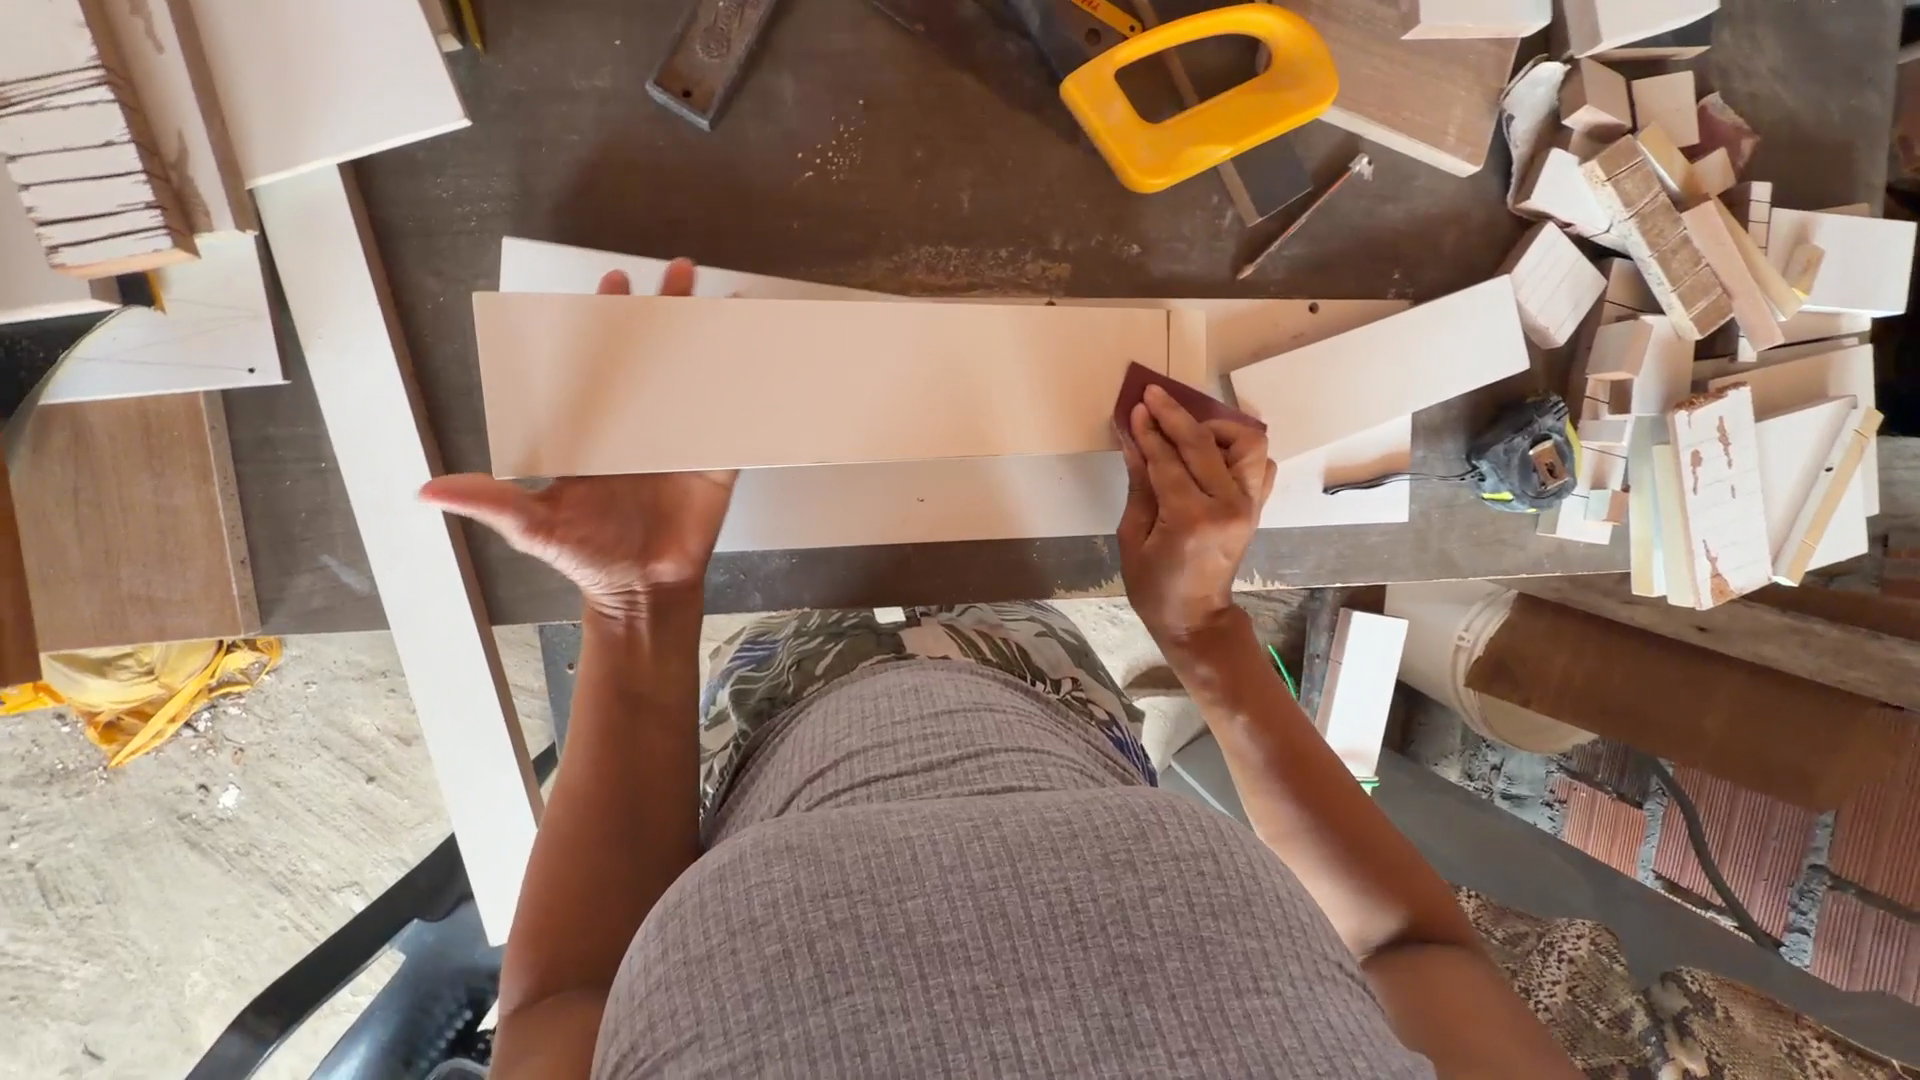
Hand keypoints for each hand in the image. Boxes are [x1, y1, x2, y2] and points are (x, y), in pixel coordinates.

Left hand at [420, 260, 737, 620]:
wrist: (642, 588)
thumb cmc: (588, 555)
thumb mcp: (536, 528)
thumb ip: (493, 503)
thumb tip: (428, 492)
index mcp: (596, 431)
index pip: (602, 365)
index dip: (605, 324)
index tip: (613, 288)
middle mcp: (639, 428)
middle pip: (654, 360)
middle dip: (665, 315)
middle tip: (678, 276)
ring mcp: (679, 443)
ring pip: (695, 381)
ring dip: (708, 344)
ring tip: (725, 304)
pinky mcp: (713, 465)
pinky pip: (730, 425)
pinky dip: (744, 395)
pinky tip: (756, 365)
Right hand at [1117, 384, 1275, 650]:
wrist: (1196, 618)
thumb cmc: (1155, 587)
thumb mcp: (1133, 537)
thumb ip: (1139, 484)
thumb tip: (1134, 440)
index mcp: (1190, 519)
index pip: (1168, 459)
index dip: (1150, 431)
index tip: (1136, 407)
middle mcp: (1228, 506)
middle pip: (1204, 443)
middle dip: (1176, 416)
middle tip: (1154, 397)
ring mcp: (1249, 505)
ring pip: (1248, 443)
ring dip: (1218, 427)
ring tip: (1190, 428)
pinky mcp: (1257, 507)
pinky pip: (1260, 464)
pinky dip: (1239, 450)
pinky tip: (1212, 451)